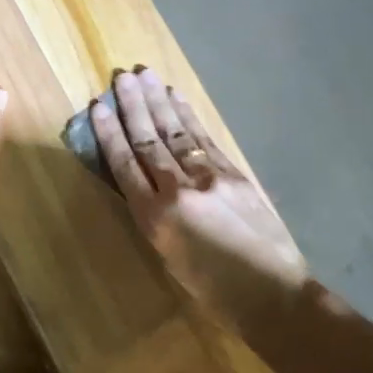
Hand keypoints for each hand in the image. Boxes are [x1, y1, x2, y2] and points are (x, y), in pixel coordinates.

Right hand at [90, 68, 306, 307]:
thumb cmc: (215, 292)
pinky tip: (177, 100)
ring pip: (177, 134)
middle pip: (150, 141)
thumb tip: (144, 184)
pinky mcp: (235, 175)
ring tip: (145, 76)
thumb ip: (154, 217)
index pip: (125, 166)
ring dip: (159, 102)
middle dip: (133, 107)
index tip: (98, 106)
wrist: (274, 297)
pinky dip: (189, 117)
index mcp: (155, 219)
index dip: (109, 134)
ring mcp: (210, 179)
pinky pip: (204, 140)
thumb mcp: (169, 258)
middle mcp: (178, 192)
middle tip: (122, 77)